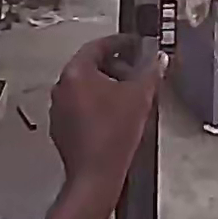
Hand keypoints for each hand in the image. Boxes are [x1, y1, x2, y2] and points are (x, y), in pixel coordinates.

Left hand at [50, 35, 163, 201]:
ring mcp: (58, 108)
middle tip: (137, 70)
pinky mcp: (61, 128)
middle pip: (91, 65)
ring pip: (85, 86)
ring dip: (107, 84)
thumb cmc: (114, 132)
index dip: (120, 43)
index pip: (98, 46)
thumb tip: (158, 59)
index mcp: (76, 72)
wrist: (95, 176)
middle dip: (116, 65)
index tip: (135, 44)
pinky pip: (80, 105)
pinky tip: (116, 113)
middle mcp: (62, 87)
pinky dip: (98, 102)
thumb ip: (151, 71)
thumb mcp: (140, 95)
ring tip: (130, 93)